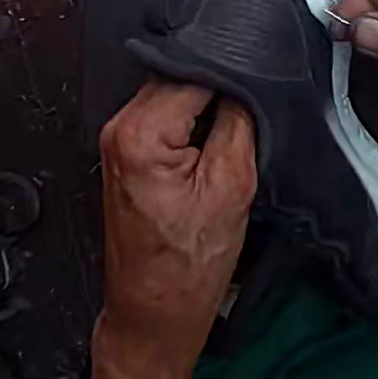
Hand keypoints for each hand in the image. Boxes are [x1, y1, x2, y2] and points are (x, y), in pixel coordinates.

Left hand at [84, 80, 255, 378]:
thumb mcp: (232, 185)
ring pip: (173, 88)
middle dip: (218, 82)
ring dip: (206, 100)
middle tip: (250, 106)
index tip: (259, 75)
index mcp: (141, 132)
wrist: (154, 312)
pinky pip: (165, 111)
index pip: (193, 65)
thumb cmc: (187, 266)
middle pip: (178, 72)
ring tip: (231, 128)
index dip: (231, 66)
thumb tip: (244, 78)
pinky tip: (211, 139)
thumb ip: (238, 119)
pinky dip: (192, 116)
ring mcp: (118, 137)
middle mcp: (119, 127)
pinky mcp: (126, 149)